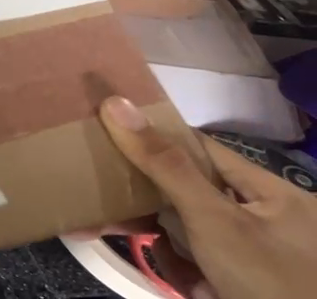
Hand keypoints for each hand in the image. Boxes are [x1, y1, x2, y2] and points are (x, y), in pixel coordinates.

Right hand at [99, 96, 316, 298]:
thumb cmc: (272, 280)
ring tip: (140, 246)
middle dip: (148, 198)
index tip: (104, 133)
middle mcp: (270, 219)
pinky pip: (201, 259)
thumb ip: (165, 164)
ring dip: (163, 238)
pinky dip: (185, 267)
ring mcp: (258, 254)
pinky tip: (187, 283)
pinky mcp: (245, 281)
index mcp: (276, 195)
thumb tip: (115, 101)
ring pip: (189, 227)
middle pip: (189, 190)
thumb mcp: (214, 221)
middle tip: (106, 198)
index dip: (154, 138)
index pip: (201, 148)